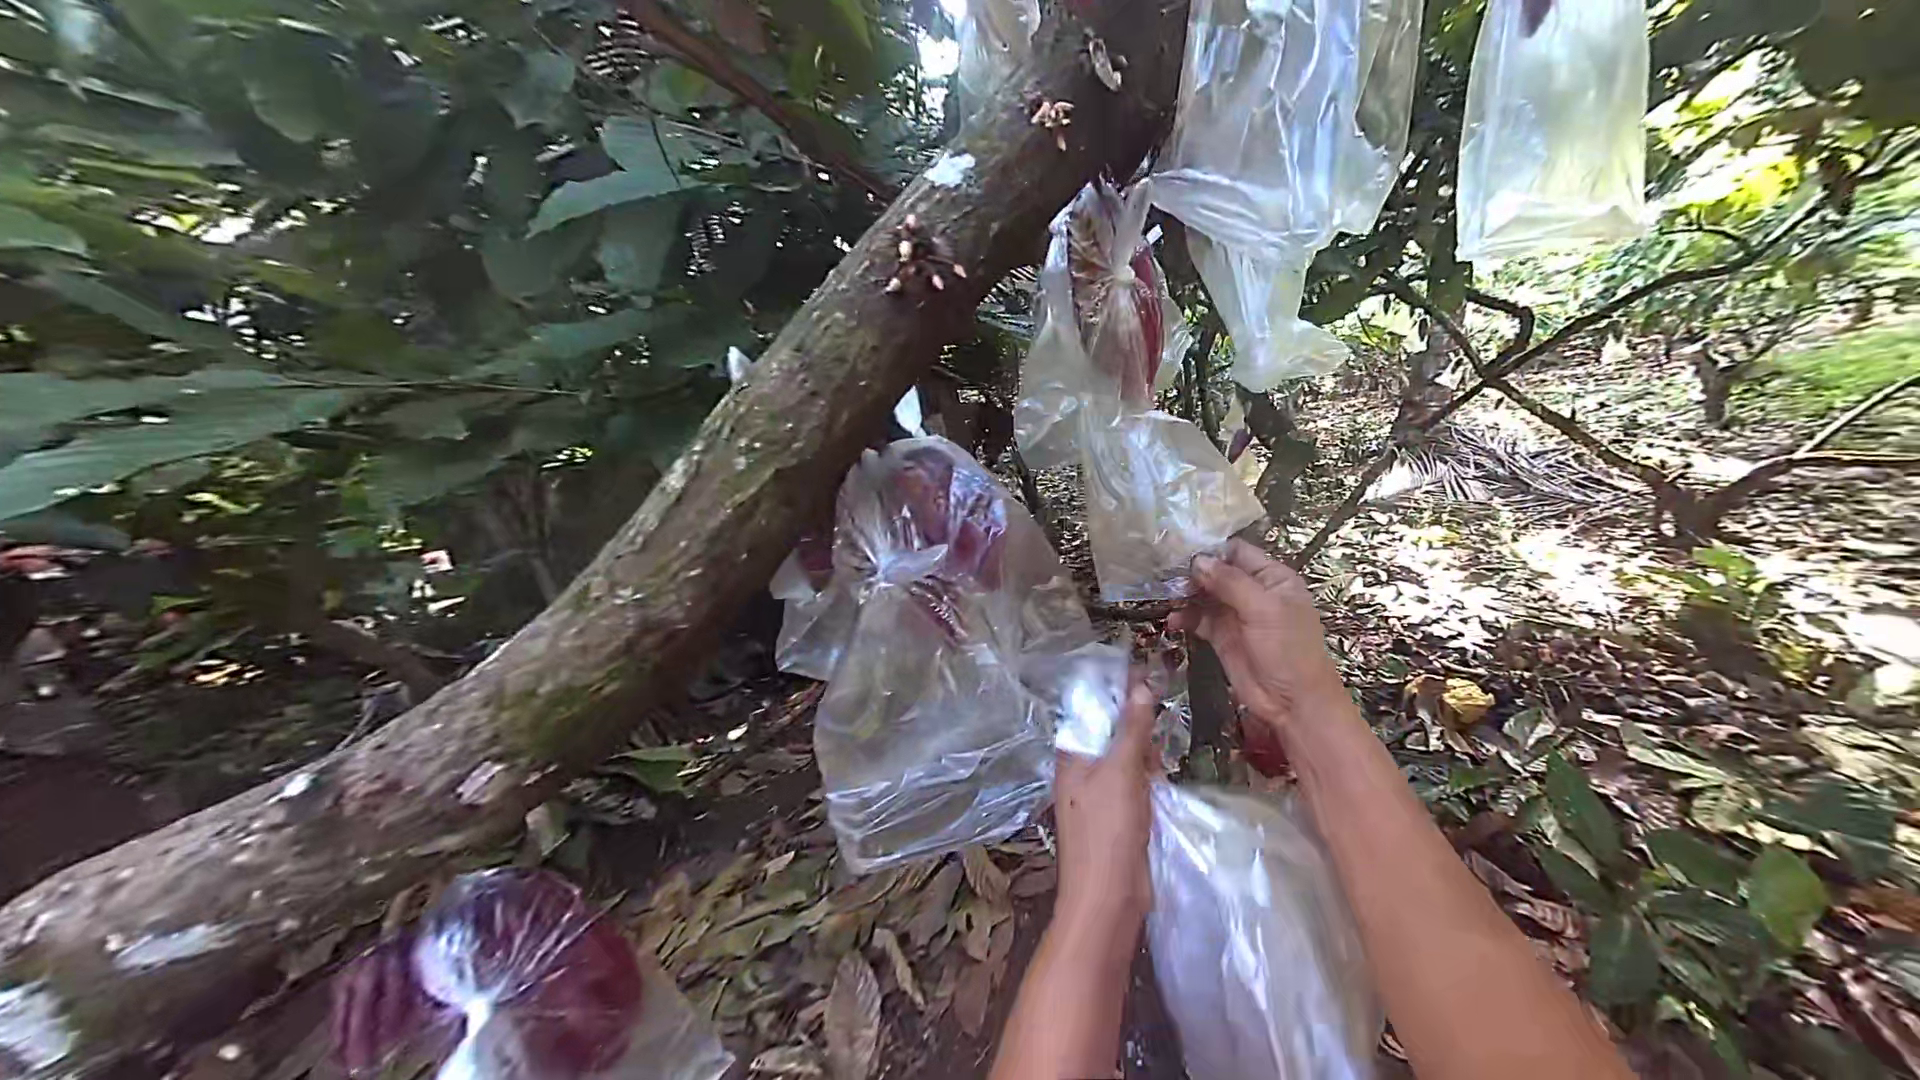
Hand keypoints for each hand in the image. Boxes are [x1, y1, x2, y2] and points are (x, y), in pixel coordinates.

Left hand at [1052, 675, 1157, 929]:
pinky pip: (1132, 783)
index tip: (1145, 677)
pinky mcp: (1115, 814)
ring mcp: (1097, 792)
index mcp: (1072, 754)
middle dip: (1134, 728)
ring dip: (1143, 756)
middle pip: (1109, 731)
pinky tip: (1159, 785)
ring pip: (1124, 757)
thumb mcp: (1122, 771)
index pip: (1091, 708)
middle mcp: (1080, 768)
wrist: (1108, 897)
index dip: (1116, 691)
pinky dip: (1147, 780)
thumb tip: (1140, 686)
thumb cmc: (1108, 829)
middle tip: (1153, 730)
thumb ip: (1131, 728)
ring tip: (1156, 767)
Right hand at [1167, 539, 1350, 734]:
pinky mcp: (1221, 636)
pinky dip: (1184, 617)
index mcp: (1272, 578)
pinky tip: (1172, 620)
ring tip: (1166, 597)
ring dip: (1184, 595)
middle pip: (1216, 572)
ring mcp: (1236, 614)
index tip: (1180, 552)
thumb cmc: (1287, 650)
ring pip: (1204, 594)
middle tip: (1166, 576)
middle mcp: (1253, 592)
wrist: (1292, 703)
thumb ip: (1230, 582)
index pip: (1237, 552)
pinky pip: (1198, 618)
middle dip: (1192, 573)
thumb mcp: (1263, 609)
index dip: (1211, 551)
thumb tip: (1197, 560)